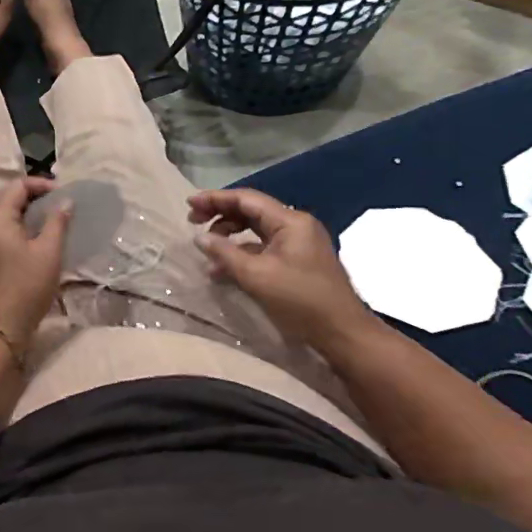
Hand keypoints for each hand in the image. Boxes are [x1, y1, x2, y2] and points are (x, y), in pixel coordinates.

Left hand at [0, 177, 70, 349]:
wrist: (4, 321)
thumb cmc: (27, 284)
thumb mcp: (48, 251)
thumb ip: (57, 221)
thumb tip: (66, 201)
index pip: (17, 186)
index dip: (41, 184)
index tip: (64, 193)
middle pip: (10, 196)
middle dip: (37, 195)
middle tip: (63, 202)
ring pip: (9, 212)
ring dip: (32, 209)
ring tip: (57, 215)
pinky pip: (8, 226)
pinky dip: (25, 223)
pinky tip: (44, 231)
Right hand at [188, 188, 381, 347]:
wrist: (342, 332)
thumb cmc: (300, 299)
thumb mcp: (256, 275)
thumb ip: (224, 252)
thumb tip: (200, 238)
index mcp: (290, 222)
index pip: (246, 199)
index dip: (215, 199)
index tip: (189, 204)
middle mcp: (295, 226)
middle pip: (250, 210)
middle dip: (220, 215)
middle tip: (192, 222)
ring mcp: (297, 243)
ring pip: (255, 229)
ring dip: (228, 235)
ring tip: (207, 248)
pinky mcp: (296, 260)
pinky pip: (262, 246)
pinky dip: (241, 251)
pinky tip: (223, 267)